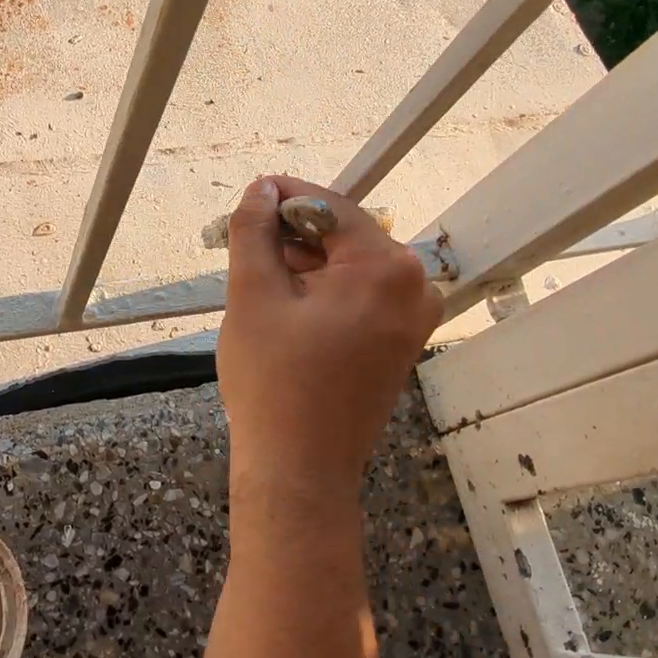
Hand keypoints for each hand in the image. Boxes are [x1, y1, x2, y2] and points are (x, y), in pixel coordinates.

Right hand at [216, 176, 442, 501]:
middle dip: (291, 237)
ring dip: (304, 266)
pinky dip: (322, 292)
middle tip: (243, 251)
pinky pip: (359, 296)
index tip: (246, 200)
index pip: (329, 206)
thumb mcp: (253, 294)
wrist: (299, 468)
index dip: (282, 197)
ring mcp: (413, 317)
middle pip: (342, 235)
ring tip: (258, 285)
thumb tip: (260, 188)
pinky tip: (285, 309)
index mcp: (386, 267)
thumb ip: (254, 230)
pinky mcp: (401, 341)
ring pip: (348, 266)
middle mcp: (414, 285)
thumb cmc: (273, 380)